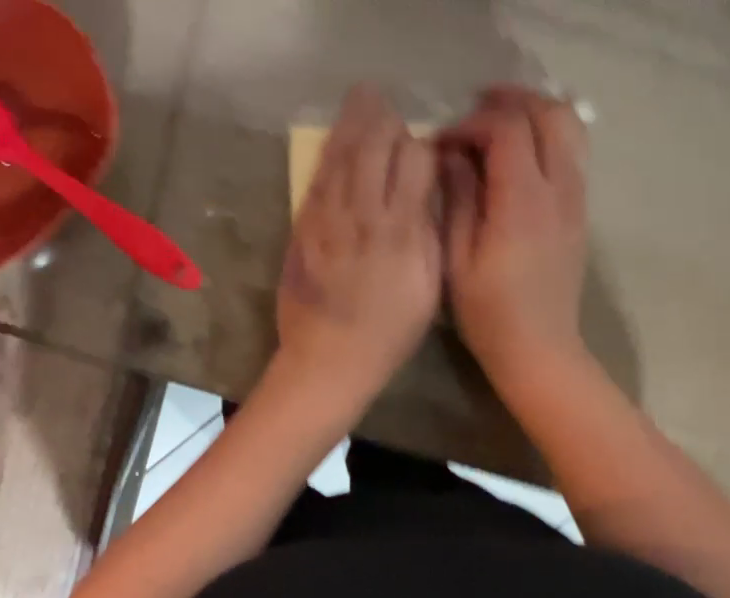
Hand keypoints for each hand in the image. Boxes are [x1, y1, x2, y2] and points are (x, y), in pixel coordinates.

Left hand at [269, 85, 440, 411]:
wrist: (327, 363)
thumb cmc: (387, 335)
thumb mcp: (427, 288)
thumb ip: (428, 235)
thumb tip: (428, 195)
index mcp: (401, 231)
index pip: (415, 160)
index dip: (421, 146)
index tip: (423, 150)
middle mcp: (364, 216)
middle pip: (375, 147)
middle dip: (384, 121)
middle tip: (388, 108)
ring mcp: (327, 222)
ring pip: (341, 158)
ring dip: (353, 126)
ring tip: (362, 101)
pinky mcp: (301, 233)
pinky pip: (316, 183)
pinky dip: (327, 157)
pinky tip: (335, 143)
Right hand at [439, 86, 590, 385]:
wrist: (539, 348)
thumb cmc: (488, 313)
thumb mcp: (457, 260)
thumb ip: (458, 200)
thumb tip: (451, 156)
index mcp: (522, 201)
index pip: (506, 129)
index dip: (471, 124)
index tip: (441, 142)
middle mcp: (558, 188)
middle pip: (548, 113)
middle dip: (508, 103)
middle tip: (471, 112)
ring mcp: (575, 197)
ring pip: (569, 125)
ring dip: (533, 113)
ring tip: (498, 123)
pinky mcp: (579, 210)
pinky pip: (573, 150)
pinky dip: (547, 135)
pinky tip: (518, 153)